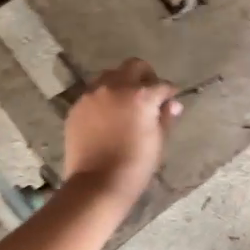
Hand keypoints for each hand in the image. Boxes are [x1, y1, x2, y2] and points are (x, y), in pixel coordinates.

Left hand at [63, 58, 180, 199]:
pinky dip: (104, 99)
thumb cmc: (136, 165)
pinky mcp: (76, 107)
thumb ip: (165, 117)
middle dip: (145, 75)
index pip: (161, 85)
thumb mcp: (158, 141)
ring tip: (126, 104)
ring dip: (121, 84)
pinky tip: (107, 117)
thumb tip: (172, 104)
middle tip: (149, 93)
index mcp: (140, 95)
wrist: (97, 183)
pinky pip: (93, 94)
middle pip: (133, 66)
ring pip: (110, 76)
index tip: (171, 99)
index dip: (169, 92)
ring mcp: (92, 95)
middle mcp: (114, 87)